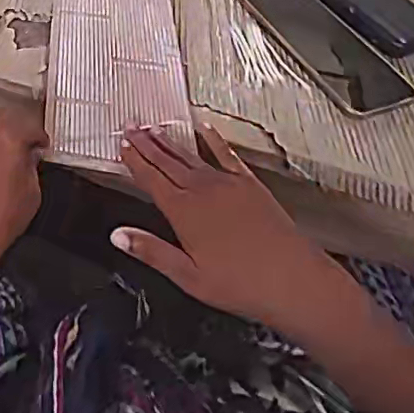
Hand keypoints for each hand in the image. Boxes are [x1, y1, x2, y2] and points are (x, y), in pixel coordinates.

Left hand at [0, 107, 47, 271]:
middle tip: (31, 144)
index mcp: (7, 136)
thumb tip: (29, 158)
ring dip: (3, 133)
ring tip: (14, 154)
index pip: (30, 124)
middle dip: (21, 127)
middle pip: (7, 116)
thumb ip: (32, 165)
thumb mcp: (32, 191)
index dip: (41, 136)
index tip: (44, 145)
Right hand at [113, 124, 346, 330]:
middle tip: (130, 126)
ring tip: (153, 127)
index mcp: (183, 211)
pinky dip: (213, 140)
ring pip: (189, 155)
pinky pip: (226, 155)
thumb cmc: (242, 285)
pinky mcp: (250, 185)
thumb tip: (117, 235)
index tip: (122, 145)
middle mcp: (202, 191)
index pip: (150, 179)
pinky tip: (204, 128)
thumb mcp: (188, 276)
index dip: (134, 161)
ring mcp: (227, 184)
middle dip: (145, 143)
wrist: (296, 282)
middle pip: (166, 161)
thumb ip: (151, 252)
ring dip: (169, 140)